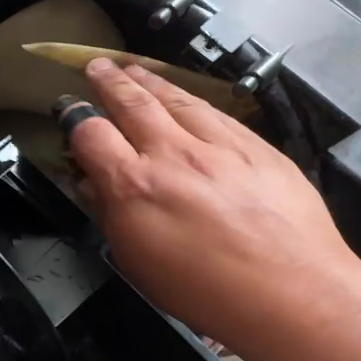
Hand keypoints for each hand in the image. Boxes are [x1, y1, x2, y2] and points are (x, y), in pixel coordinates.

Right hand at [65, 58, 360, 350]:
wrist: (292, 293)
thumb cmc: (206, 290)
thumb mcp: (137, 259)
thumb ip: (111, 215)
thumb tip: (95, 187)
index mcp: (135, 186)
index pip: (91, 134)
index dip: (75, 119)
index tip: (69, 113)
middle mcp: (175, 156)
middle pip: (133, 103)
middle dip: (110, 81)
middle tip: (97, 67)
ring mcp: (221, 147)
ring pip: (177, 100)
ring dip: (150, 81)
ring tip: (133, 70)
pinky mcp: (260, 150)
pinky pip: (218, 113)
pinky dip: (193, 100)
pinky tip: (186, 98)